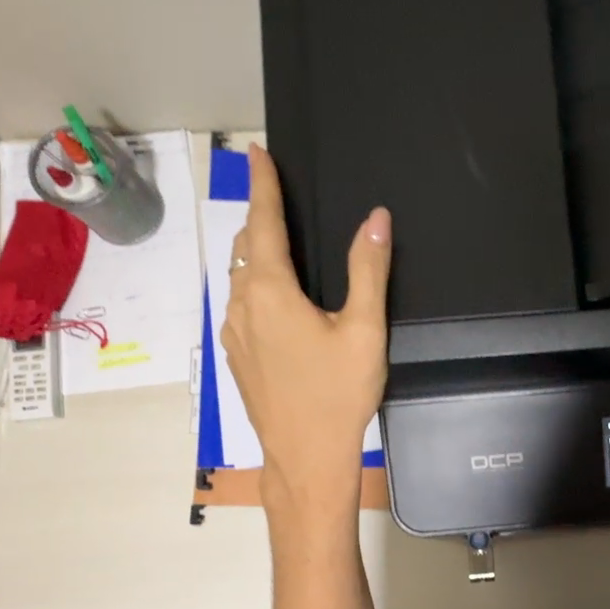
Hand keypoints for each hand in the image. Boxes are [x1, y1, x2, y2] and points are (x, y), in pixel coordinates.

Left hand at [220, 144, 390, 515]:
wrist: (305, 457)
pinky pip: (241, 304)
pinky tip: (278, 299)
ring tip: (281, 244)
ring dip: (256, 252)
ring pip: (239, 276)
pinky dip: (255, 284)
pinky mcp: (237, 356)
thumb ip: (368, 271)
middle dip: (259, 216)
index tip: (257, 152)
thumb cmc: (338, 394)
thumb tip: (375, 219)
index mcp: (271, 291)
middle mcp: (242, 305)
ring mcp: (233, 333)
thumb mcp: (364, 330)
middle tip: (279, 199)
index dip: (263, 184)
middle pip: (244, 246)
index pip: (263, 222)